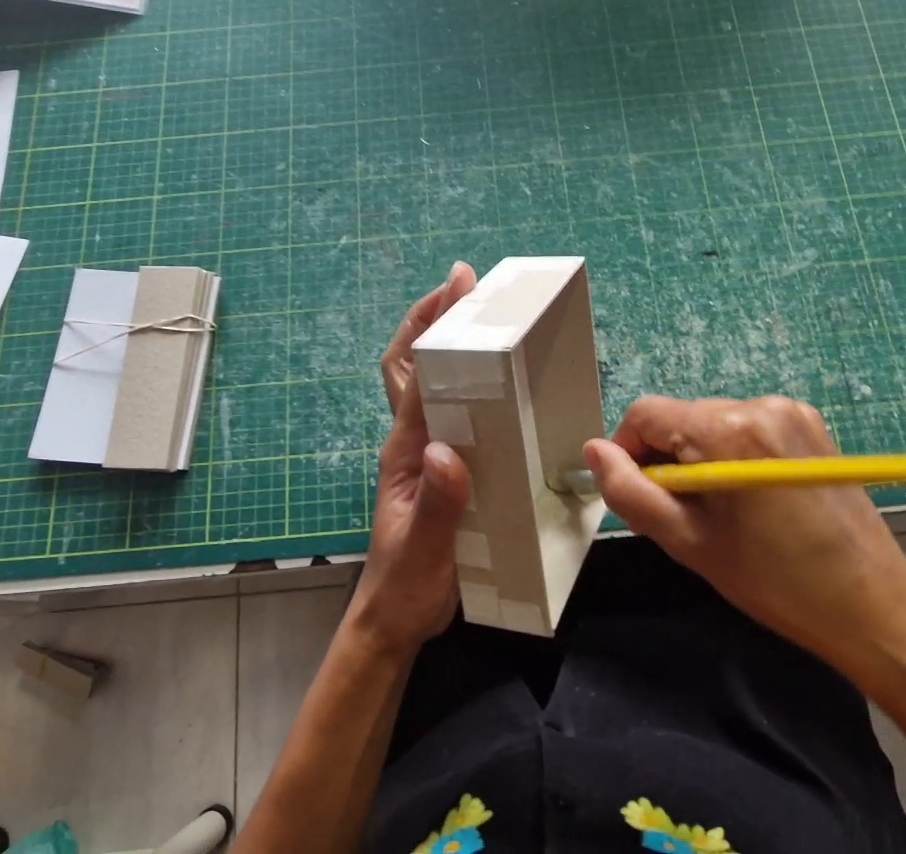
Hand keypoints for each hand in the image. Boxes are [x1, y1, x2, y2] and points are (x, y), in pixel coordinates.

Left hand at [346, 263, 479, 660]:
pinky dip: (477, 388)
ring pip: (438, 386)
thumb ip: (436, 506)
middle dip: (436, 320)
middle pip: (416, 366)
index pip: (419, 376)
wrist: (398, 619)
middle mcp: (416, 442)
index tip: (458, 286)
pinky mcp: (451, 471)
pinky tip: (507, 387)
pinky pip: (461, 417)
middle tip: (469, 285)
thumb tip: (447, 449)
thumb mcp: (422, 551)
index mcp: (406, 450)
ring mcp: (432, 454)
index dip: (435, 327)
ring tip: (490, 320)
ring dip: (456, 347)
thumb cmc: (404, 586)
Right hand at [584, 396, 905, 688]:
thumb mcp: (687, 541)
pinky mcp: (812, 426)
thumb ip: (630, 492)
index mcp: (726, 428)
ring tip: (723, 514)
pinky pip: (748, 429)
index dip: (627, 452)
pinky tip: (752, 501)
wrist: (871, 604)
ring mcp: (792, 410)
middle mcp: (759, 403)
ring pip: (713, 423)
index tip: (640, 497)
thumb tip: (594, 451)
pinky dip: (733, 455)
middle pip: (681, 418)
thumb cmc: (772, 580)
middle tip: (685, 517)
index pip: (645, 414)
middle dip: (667, 459)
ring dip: (700, 459)